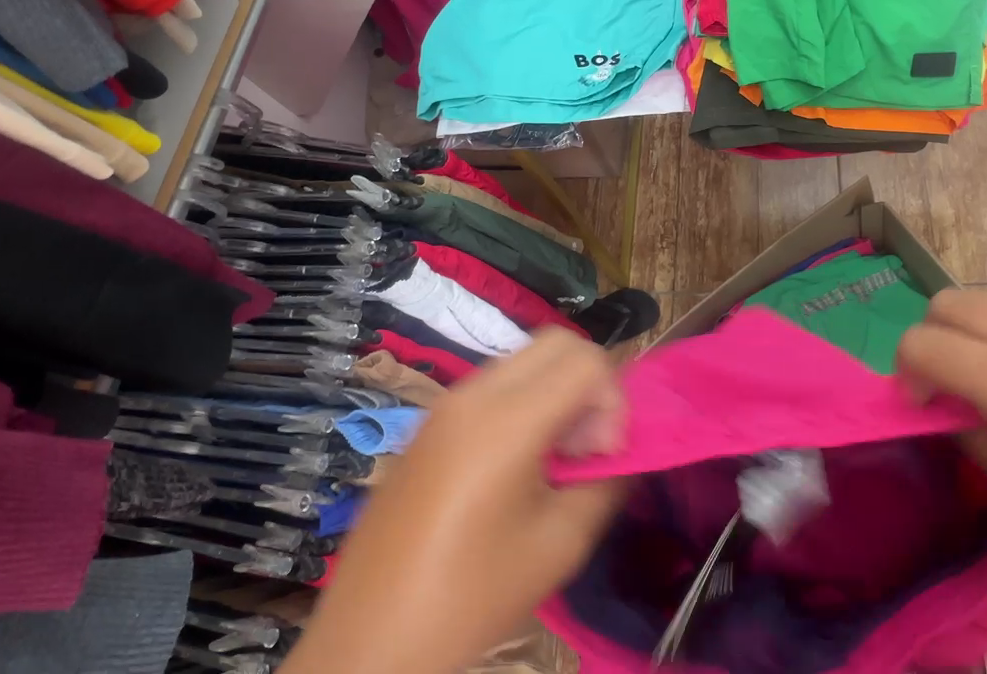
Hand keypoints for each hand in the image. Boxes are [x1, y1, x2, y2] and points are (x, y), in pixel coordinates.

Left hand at [282, 329, 627, 673]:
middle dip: (589, 385)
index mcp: (506, 420)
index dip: (613, 402)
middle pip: (556, 343)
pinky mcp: (427, 426)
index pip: (586, 359)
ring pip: (524, 361)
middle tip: (587, 448)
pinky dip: (524, 404)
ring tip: (555, 461)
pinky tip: (517, 468)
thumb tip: (618, 452)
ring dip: (556, 393)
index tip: (604, 456)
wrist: (368, 641)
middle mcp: (472, 395)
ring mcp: (443, 406)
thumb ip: (605, 483)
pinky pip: (493, 388)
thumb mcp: (560, 545)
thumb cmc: (470, 597)